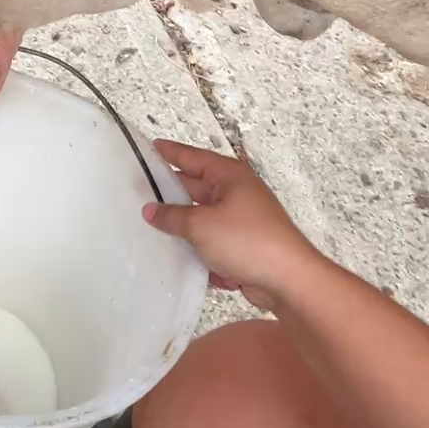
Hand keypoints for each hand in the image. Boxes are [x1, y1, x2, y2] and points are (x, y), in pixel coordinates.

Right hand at [141, 140, 322, 308]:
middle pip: (195, 188)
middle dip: (170, 194)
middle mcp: (236, 193)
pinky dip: (201, 250)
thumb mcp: (199, 225)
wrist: (288, 281)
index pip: (192, 157)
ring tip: (152, 230)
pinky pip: (213, 242)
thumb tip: (150, 210)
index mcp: (229, 176)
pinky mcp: (244, 245)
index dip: (170, 152)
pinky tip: (184, 261)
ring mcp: (241, 220)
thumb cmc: (247, 241)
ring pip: (202, 218)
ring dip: (184, 228)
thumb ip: (171, 216)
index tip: (151, 146)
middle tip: (139, 192)